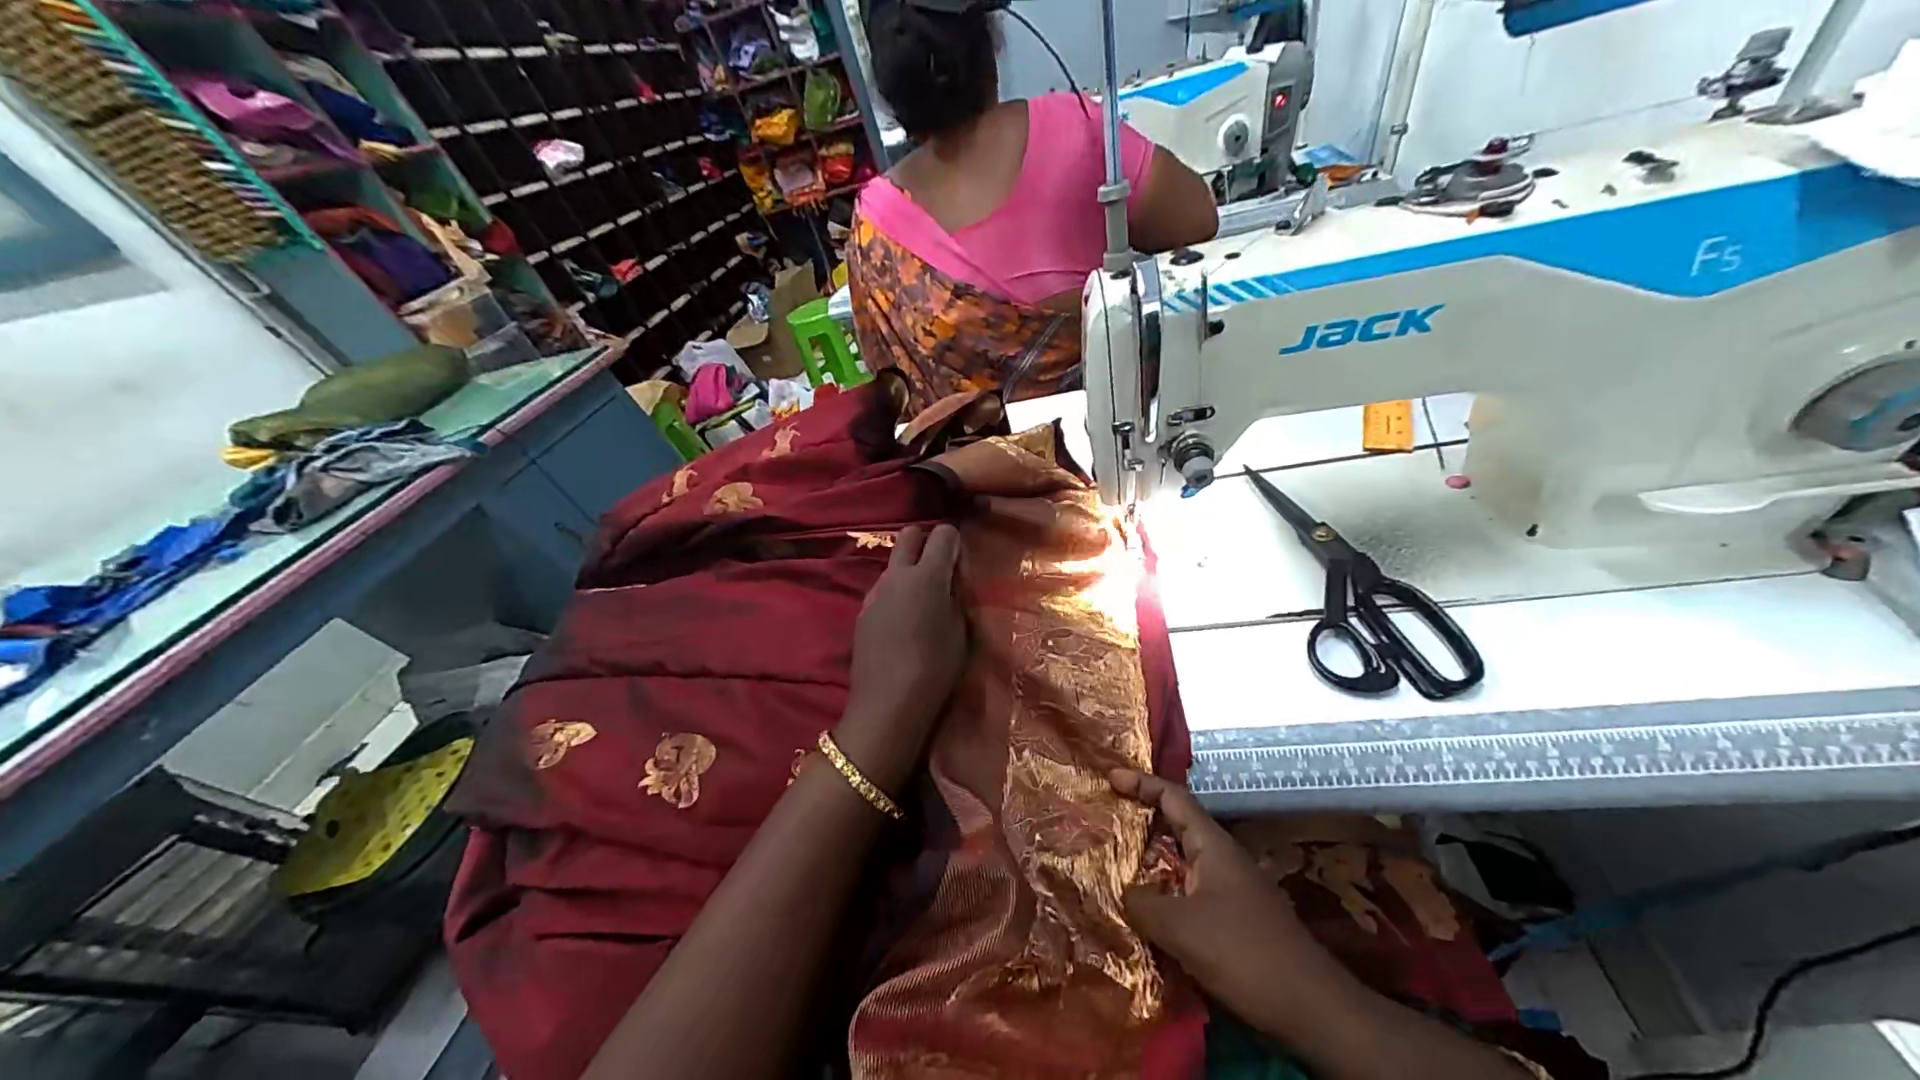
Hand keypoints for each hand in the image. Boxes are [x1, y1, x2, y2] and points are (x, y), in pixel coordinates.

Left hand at [837, 524, 966, 787]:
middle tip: (941, 578)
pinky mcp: (862, 611)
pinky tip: (903, 626)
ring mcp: (875, 591)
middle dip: (927, 546)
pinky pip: (883, 589)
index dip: (957, 548)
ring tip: (922, 608)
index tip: (961, 578)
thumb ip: (957, 596)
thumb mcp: (962, 630)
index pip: (944, 532)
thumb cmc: (936, 668)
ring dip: (910, 573)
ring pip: (894, 564)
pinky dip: (896, 595)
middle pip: (910, 535)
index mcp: (927, 574)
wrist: (888, 703)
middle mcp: (896, 574)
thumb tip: (952, 581)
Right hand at [1113, 772, 1538, 1079]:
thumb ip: (1142, 904)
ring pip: (1181, 862)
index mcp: (1214, 846)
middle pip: (1176, 826)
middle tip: (1103, 819)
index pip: (1174, 797)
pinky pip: (1188, 892)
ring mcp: (1231, 890)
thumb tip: (1118, 892)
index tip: (1109, 779)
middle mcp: (1222, 859)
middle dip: (1140, 819)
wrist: (1311, 1008)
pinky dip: (1162, 891)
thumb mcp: (1182, 928)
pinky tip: (1144, 912)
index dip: (1142, 783)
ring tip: (1113, 863)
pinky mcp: (1233, 920)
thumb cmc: (1244, 953)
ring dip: (1149, 860)